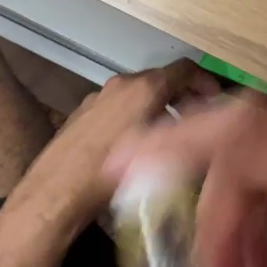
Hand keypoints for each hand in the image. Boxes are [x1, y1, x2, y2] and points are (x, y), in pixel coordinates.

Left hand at [11, 60, 222, 232]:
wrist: (50, 198)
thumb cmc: (110, 177)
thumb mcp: (160, 155)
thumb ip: (184, 131)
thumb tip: (201, 125)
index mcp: (145, 87)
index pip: (186, 68)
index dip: (206, 80)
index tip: (215, 99)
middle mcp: (122, 83)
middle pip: (162, 79)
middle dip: (182, 95)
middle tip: (194, 120)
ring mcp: (99, 96)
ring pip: (139, 93)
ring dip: (157, 106)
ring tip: (165, 136)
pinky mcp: (81, 112)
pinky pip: (118, 105)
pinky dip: (133, 115)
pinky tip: (132, 144)